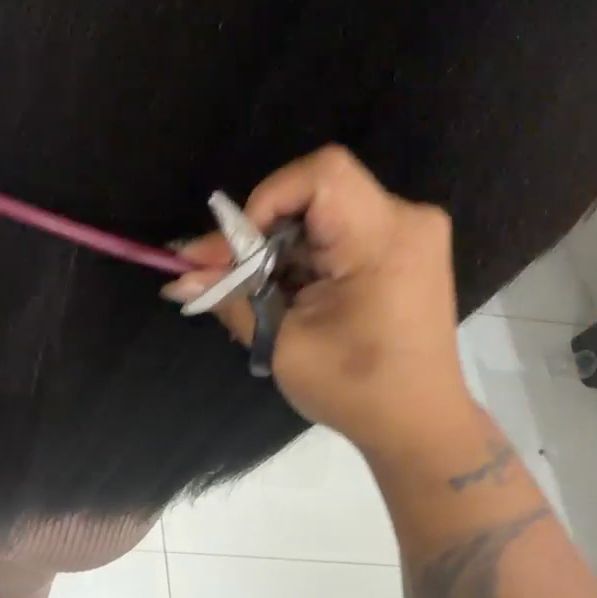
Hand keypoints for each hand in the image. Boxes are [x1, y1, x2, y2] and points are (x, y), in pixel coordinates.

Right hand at [163, 146, 474, 456]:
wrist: (417, 422)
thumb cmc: (355, 390)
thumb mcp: (283, 345)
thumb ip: (232, 301)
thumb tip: (179, 280)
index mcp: (384, 239)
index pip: (321, 175)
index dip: (265, 200)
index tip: (232, 251)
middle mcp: (402, 221)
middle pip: (314, 197)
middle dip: (257, 236)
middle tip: (212, 276)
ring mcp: (404, 236)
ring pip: (318, 220)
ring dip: (273, 254)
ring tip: (245, 297)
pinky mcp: (397, 253)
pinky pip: (333, 239)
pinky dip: (296, 265)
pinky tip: (276, 299)